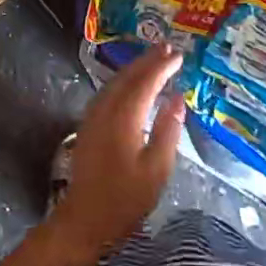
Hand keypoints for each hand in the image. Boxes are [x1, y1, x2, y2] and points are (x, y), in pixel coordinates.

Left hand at [48, 46, 186, 254]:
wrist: (86, 217)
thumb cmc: (126, 198)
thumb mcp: (157, 168)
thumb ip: (168, 130)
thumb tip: (178, 98)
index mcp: (124, 117)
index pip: (145, 82)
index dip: (162, 66)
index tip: (179, 55)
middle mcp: (105, 109)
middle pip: (128, 76)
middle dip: (148, 61)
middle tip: (168, 48)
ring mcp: (94, 115)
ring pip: (116, 82)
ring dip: (135, 69)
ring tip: (155, 60)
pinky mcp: (89, 124)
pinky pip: (108, 92)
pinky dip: (124, 82)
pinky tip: (133, 84)